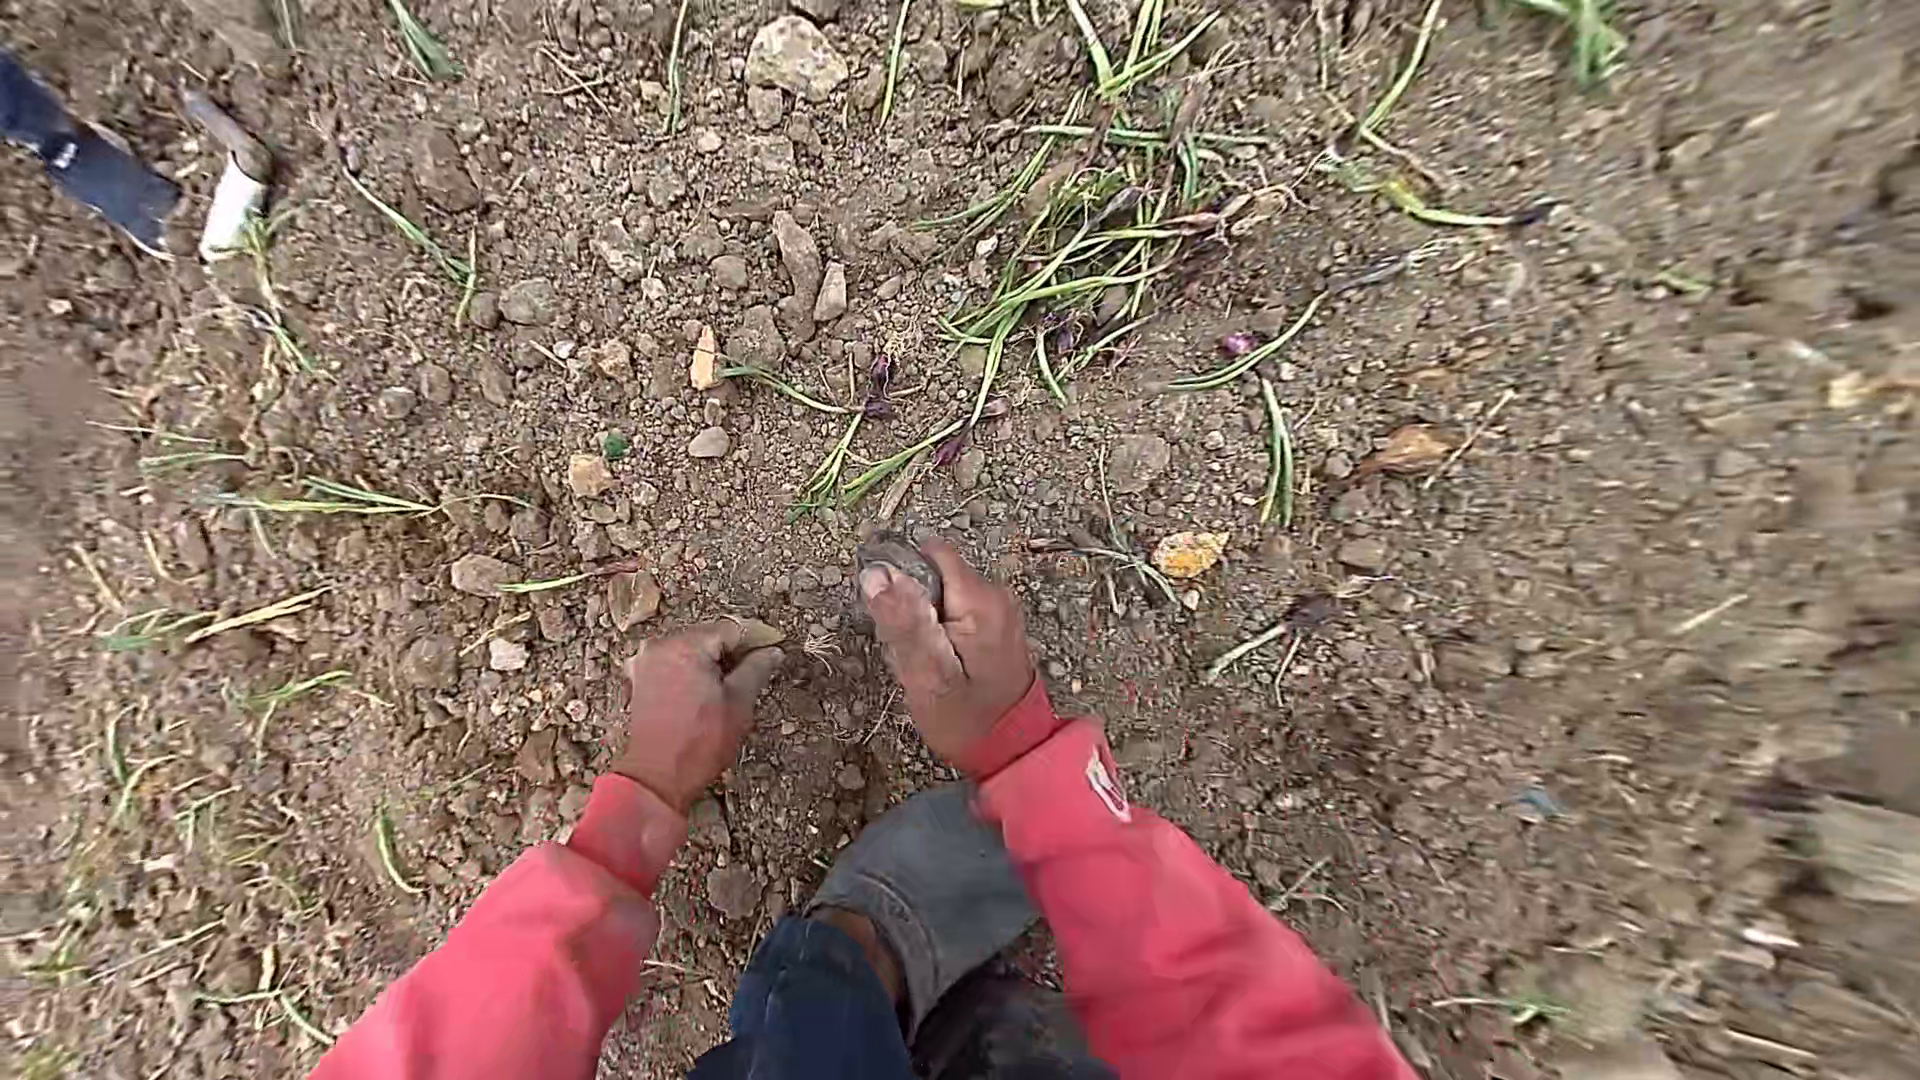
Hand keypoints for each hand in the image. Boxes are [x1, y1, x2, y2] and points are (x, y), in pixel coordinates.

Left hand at [611, 620, 783, 813]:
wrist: (657, 779)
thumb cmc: (699, 742)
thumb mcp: (739, 700)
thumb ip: (758, 667)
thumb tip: (772, 652)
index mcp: (684, 646)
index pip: (732, 629)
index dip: (758, 639)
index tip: (776, 649)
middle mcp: (660, 648)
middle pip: (711, 637)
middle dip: (737, 651)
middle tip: (761, 667)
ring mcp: (647, 665)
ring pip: (694, 651)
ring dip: (717, 662)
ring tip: (738, 683)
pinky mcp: (642, 683)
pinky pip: (677, 665)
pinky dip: (697, 671)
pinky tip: (713, 690)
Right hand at [859, 539, 1033, 764]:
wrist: (1013, 750)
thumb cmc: (968, 719)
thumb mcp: (927, 675)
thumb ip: (903, 622)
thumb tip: (877, 575)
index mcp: (979, 600)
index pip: (930, 554)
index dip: (903, 576)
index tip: (893, 613)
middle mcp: (996, 595)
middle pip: (936, 574)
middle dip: (914, 604)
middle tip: (913, 649)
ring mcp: (1000, 608)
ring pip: (943, 593)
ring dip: (926, 620)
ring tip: (928, 659)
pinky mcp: (997, 622)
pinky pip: (956, 610)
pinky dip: (942, 630)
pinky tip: (943, 660)